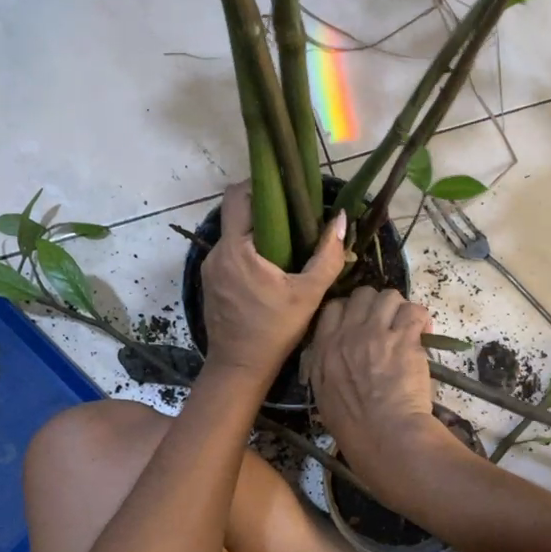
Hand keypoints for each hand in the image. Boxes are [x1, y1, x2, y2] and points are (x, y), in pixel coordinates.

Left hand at [201, 180, 346, 377]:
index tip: (285, 188)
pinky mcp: (211, 282)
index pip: (238, 196)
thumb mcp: (309, 294)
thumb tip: (340, 219)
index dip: (260, 184)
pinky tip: (271, 266)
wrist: (240, 368)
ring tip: (287, 242)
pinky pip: (230, 254)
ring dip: (258, 233)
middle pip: (237, 214)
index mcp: (237, 249)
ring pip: (234, 235)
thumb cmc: (274, 331)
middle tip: (294, 216)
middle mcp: (217, 253)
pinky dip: (248, 252)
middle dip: (264, 209)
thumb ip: (327, 256)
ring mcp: (210, 268)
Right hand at [305, 287, 446, 482]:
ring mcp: (377, 334)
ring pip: (389, 296)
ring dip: (400, 309)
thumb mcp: (324, 396)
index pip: (334, 308)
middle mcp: (349, 334)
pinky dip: (421, 319)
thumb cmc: (354, 427)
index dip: (351, 310)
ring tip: (407, 327)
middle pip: (362, 295)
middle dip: (376, 305)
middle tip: (388, 324)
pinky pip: (415, 311)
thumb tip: (330, 358)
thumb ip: (324, 369)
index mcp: (325, 348)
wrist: (384, 435)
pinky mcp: (405, 339)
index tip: (362, 323)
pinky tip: (424, 334)